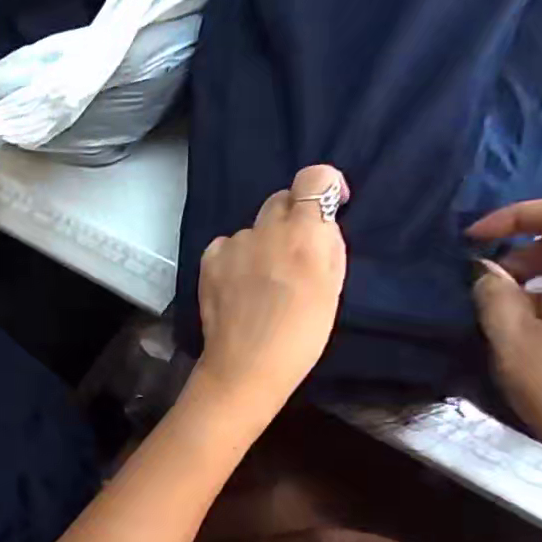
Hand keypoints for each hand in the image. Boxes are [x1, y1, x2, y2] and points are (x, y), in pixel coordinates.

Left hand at [195, 164, 347, 405]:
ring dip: (261, 243)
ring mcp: (233, 245)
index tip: (329, 206)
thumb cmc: (301, 333)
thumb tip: (319, 222)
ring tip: (263, 280)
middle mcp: (266, 230)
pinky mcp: (208, 261)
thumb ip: (326, 244)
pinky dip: (235, 257)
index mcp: (305, 234)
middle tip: (294, 252)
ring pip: (253, 229)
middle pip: (280, 200)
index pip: (314, 178)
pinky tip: (238, 285)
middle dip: (291, 217)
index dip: (324, 185)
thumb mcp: (332, 284)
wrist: (246, 364)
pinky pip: (227, 246)